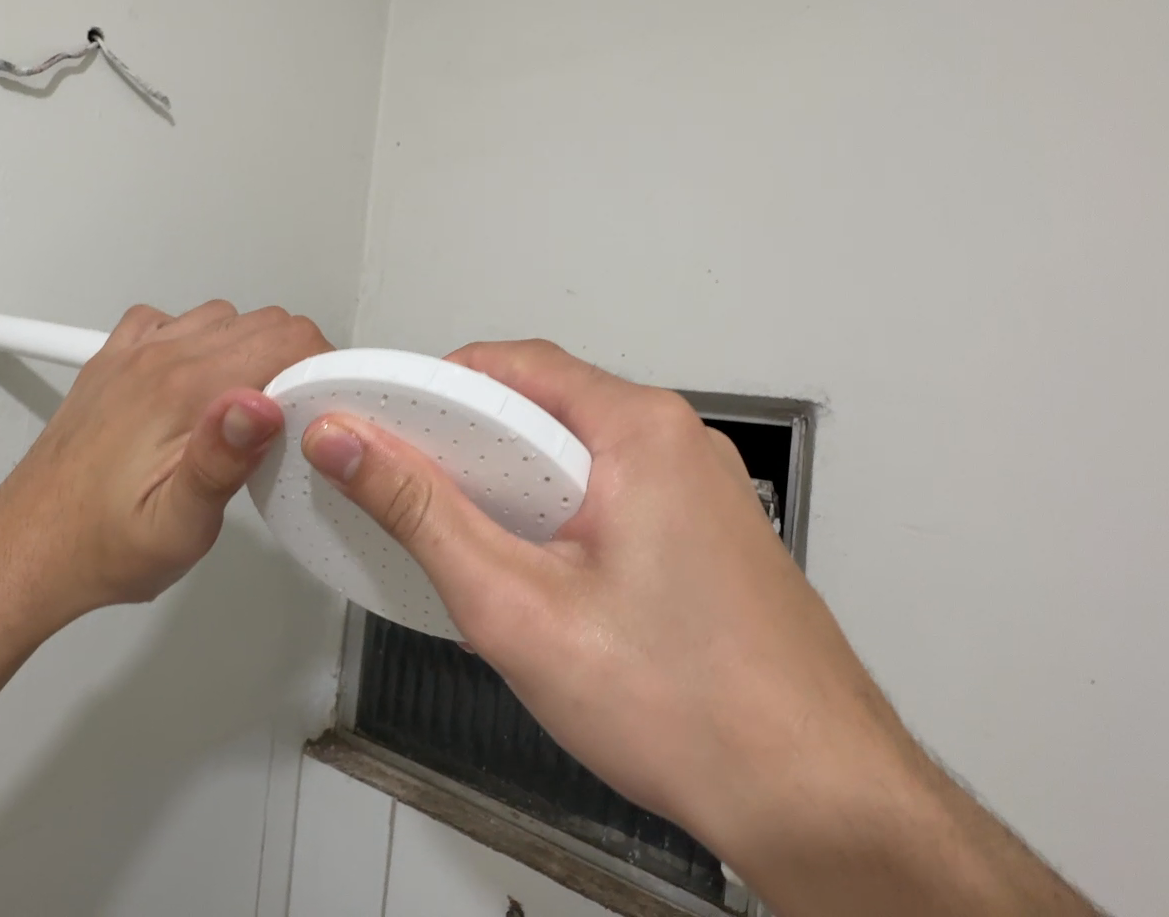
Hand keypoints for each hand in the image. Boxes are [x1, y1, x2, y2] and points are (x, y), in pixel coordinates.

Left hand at [0, 300, 332, 634]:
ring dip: (250, 350)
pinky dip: (197, 340)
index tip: (322, 408)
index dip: (321, 366)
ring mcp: (131, 356)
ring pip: (222, 317)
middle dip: (294, 360)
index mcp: (181, 391)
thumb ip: (223, 463)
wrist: (30, 548)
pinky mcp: (114, 364)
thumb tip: (262, 404)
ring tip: (247, 408)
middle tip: (293, 418)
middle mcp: (156, 359)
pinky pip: (170, 323)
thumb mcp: (178, 528)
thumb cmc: (101, 546)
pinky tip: (196, 385)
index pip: (285, 338)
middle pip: (261, 322)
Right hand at [300, 340, 1095, 915]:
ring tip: (471, 549)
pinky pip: (602, 492)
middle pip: (539, 408)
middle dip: (465, 448)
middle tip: (412, 498)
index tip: (381, 425)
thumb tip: (350, 445)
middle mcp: (677, 446)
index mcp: (641, 432)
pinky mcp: (697, 532)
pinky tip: (531, 575)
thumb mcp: (514, 605)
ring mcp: (694, 489)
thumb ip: (419, 512)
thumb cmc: (695, 711)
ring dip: (507, 488)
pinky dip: (549, 515)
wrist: (818, 802)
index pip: (509, 366)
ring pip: (568, 455)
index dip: (431, 392)